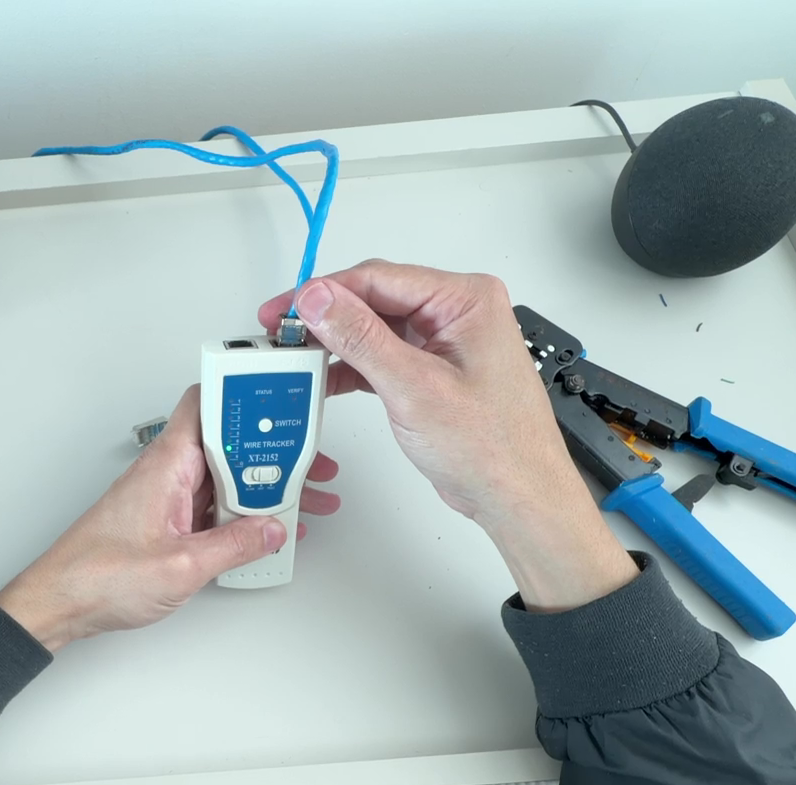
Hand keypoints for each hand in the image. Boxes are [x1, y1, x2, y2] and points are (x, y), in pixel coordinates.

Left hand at [0, 385, 340, 650]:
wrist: (60, 602)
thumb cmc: (98, 576)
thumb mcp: (181, 565)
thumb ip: (234, 546)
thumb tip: (272, 529)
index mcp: (167, 464)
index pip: (206, 402)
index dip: (245, 394)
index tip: (282, 397)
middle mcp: (167, 472)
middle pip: (228, 445)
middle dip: (274, 453)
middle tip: (314, 463)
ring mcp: (167, 497)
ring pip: (225, 478)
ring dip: (263, 488)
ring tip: (305, 499)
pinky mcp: (166, 521)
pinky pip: (213, 507)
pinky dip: (242, 514)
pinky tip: (266, 530)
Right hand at [259, 260, 634, 611]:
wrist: (514, 494)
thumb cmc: (490, 446)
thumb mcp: (413, 388)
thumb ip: (361, 338)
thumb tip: (319, 299)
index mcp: (464, 300)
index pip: (378, 279)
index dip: (323, 292)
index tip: (283, 310)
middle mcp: (455, 313)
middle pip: (373, 299)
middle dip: (324, 316)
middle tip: (281, 331)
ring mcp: (442, 342)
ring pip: (373, 328)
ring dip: (334, 342)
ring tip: (295, 355)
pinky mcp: (430, 370)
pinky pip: (381, 355)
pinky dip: (351, 366)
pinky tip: (323, 378)